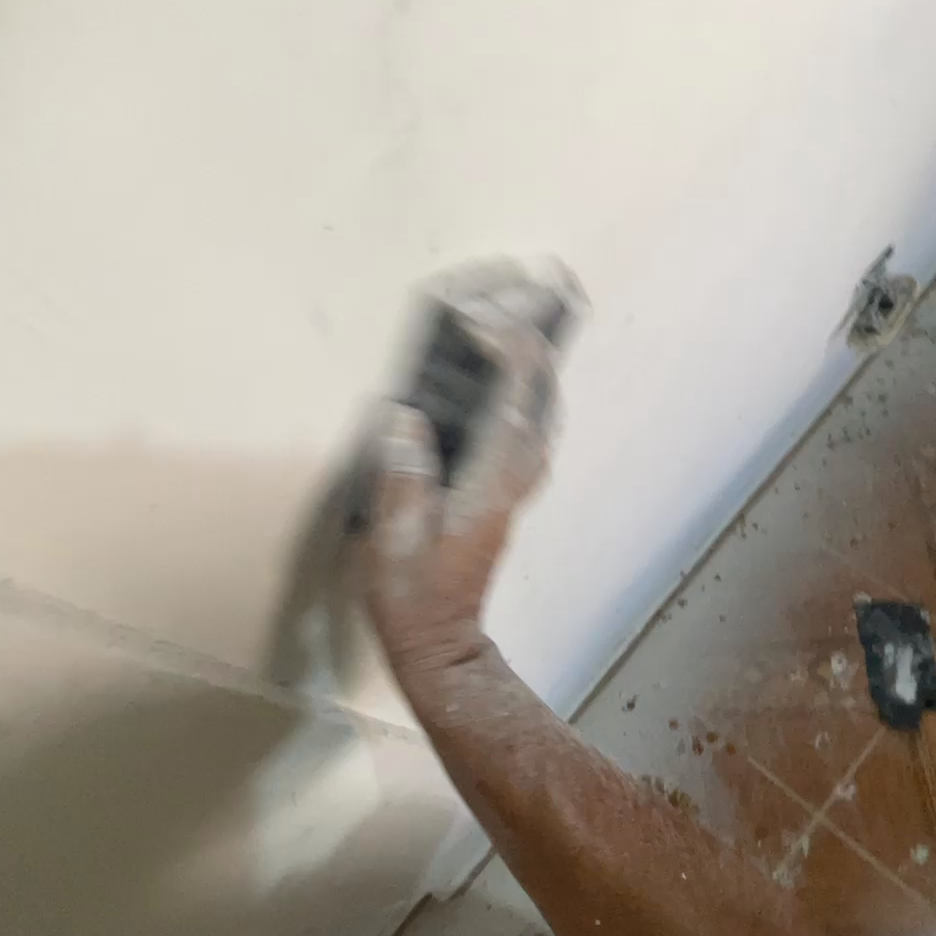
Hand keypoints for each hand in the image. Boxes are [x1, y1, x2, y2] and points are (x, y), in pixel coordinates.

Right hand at [362, 292, 565, 673]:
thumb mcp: (392, 543)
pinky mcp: (512, 488)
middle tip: (505, 295)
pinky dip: (525, 389)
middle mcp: (517, 474)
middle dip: (530, 336)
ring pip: (543, 406)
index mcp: (491, 481)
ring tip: (504, 322)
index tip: (475, 317)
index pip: (516, 396)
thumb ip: (403, 480)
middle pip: (542, 391)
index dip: (506, 346)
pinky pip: (532, 424)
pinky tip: (500, 378)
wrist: (442, 640)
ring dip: (532, 360)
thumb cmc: (412, 596)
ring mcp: (520, 482)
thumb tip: (406, 418)